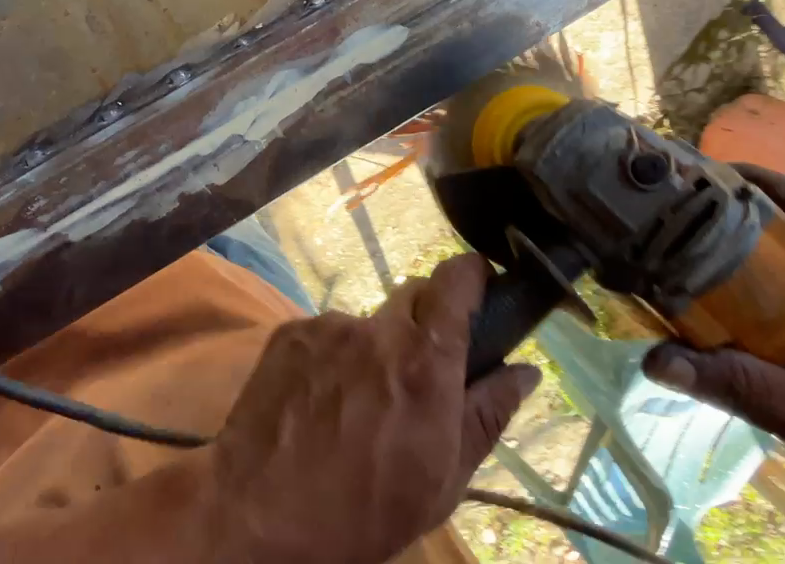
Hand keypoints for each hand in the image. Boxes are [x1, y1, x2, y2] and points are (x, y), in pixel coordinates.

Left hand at [207, 254, 540, 563]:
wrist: (260, 510)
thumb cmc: (366, 510)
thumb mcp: (445, 478)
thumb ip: (487, 414)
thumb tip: (523, 371)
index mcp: (426, 363)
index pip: (455, 280)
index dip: (472, 275)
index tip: (479, 286)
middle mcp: (378, 330)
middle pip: (413, 294)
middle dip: (427, 319)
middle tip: (421, 368)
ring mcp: (328, 327)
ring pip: (368, 321)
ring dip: (375, 347)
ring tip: (358, 402)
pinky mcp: (290, 332)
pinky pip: (327, 333)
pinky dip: (334, 357)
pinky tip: (320, 401)